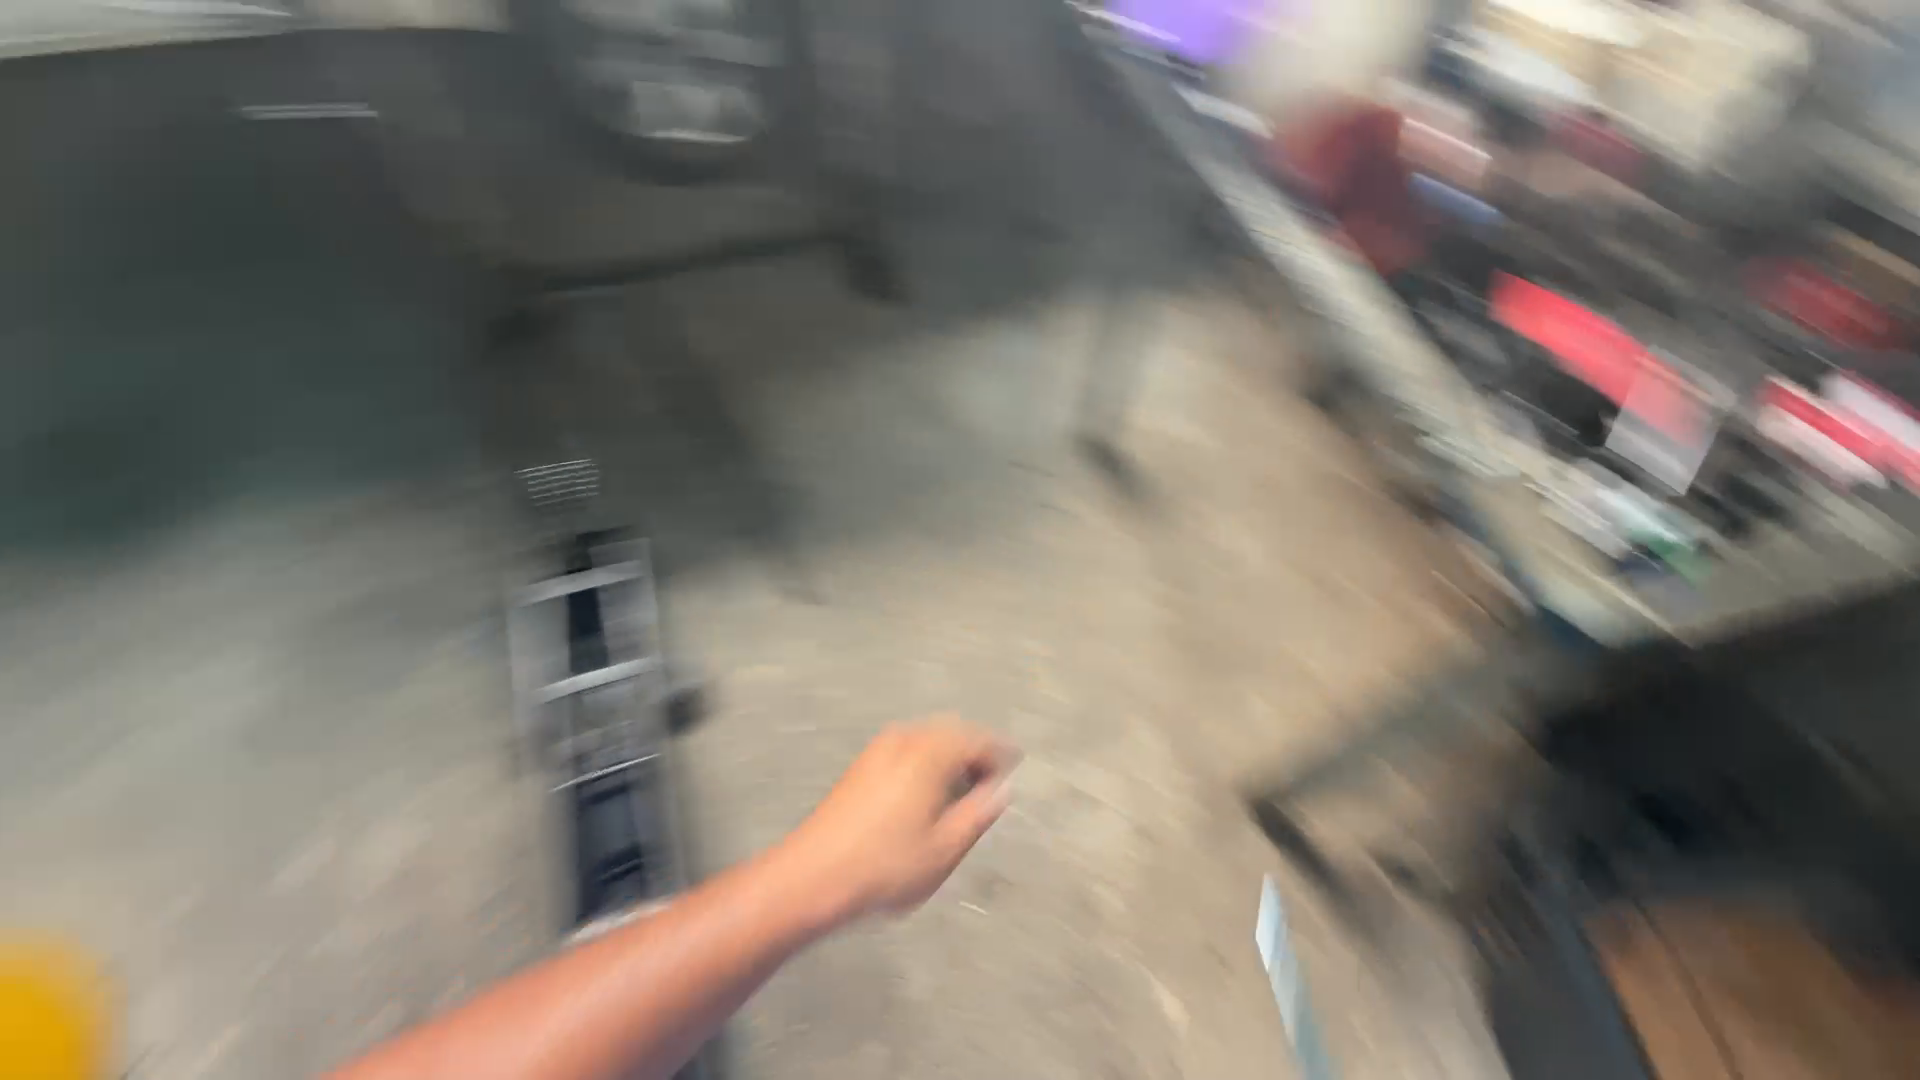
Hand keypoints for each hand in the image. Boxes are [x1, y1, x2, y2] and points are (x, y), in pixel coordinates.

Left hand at [779, 718, 1017, 924]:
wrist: (812, 876)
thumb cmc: (885, 866)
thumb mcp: (944, 849)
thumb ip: (978, 814)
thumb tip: (1001, 790)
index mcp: (929, 753)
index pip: (977, 738)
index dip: (1001, 751)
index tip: (1016, 764)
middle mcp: (904, 739)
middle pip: (951, 731)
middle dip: (976, 750)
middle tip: (992, 778)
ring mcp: (878, 749)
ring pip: (927, 737)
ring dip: (950, 754)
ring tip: (964, 788)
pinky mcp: (862, 765)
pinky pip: (907, 748)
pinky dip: (927, 760)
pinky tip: (928, 791)